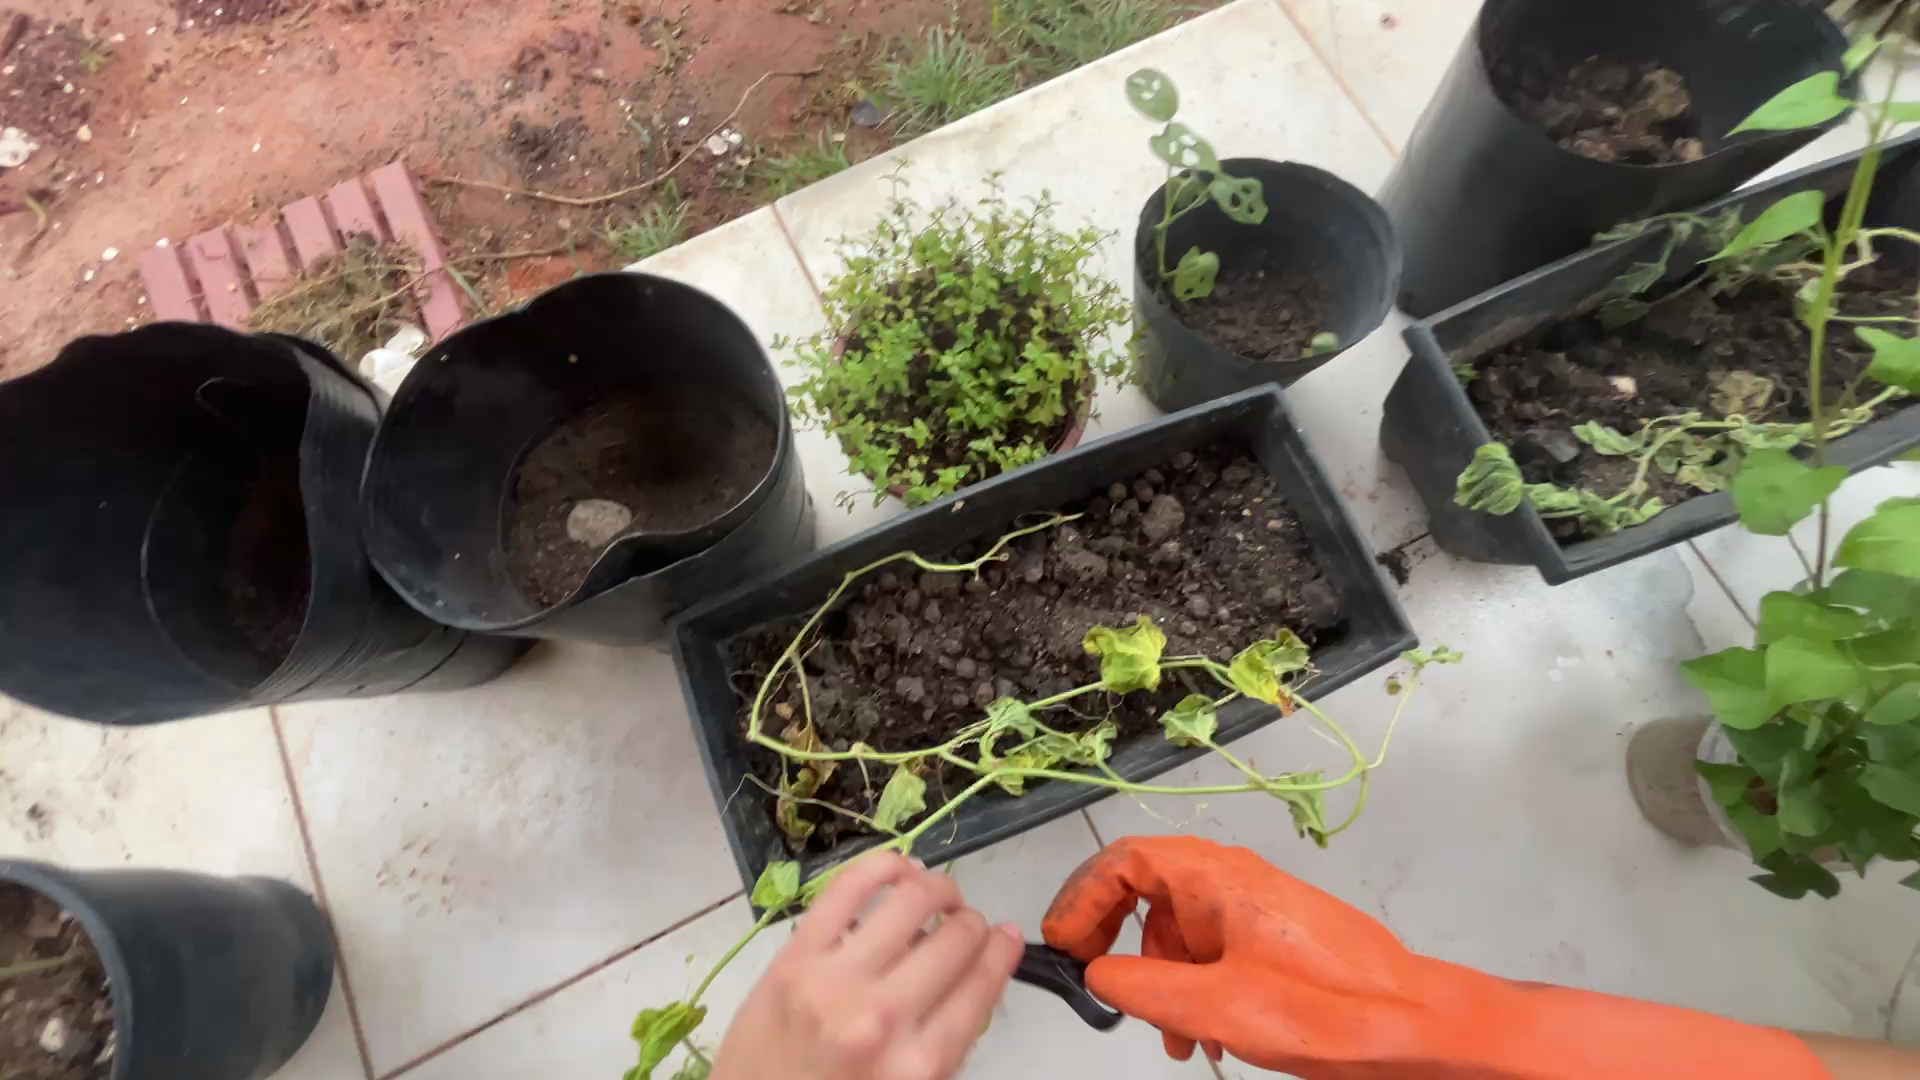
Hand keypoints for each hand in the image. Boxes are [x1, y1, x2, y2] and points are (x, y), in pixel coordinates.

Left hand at [711, 852, 1023, 1079]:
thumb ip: (940, 1044)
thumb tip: (970, 975)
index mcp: (918, 1068)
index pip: (980, 987)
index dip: (1002, 952)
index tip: (1007, 934)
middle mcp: (885, 1018)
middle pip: (955, 939)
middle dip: (972, 922)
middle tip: (965, 922)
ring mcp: (837, 978)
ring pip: (913, 900)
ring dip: (939, 888)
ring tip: (939, 893)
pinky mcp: (797, 953)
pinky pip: (851, 887)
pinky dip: (885, 865)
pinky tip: (901, 866)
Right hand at [1043, 836, 1834, 1079]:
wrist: (1427, 1031)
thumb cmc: (1324, 1010)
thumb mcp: (1223, 1006)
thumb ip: (1146, 988)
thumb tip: (1094, 973)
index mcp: (1211, 874)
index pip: (1123, 861)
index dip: (1082, 898)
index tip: (1063, 949)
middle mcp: (1223, 877)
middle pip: (1142, 889)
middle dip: (1111, 936)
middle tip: (1092, 983)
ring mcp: (1247, 906)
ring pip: (1173, 926)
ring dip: (1154, 974)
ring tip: (1166, 1039)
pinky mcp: (1266, 936)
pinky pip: (1206, 949)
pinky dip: (1189, 985)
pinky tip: (1203, 1039)